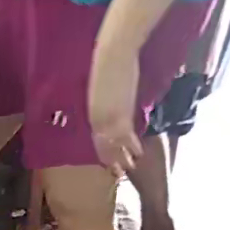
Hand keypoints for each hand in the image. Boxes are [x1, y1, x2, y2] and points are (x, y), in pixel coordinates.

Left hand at [87, 39, 141, 176]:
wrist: (113, 54)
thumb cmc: (104, 64)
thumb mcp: (100, 88)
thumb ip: (104, 101)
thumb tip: (110, 106)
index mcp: (90, 113)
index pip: (96, 138)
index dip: (102, 152)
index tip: (106, 162)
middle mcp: (97, 121)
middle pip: (104, 147)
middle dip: (111, 161)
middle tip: (117, 174)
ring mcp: (109, 120)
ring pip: (115, 147)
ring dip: (123, 159)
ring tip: (129, 169)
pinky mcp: (121, 115)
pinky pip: (127, 137)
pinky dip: (132, 146)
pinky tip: (139, 154)